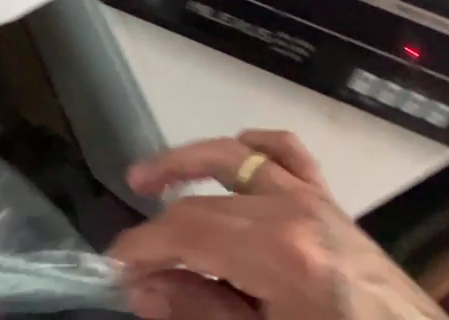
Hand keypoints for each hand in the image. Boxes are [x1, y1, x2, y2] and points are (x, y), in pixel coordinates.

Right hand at [109, 131, 448, 319]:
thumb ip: (200, 312)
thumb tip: (141, 287)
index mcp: (278, 253)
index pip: (187, 233)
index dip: (143, 248)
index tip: (115, 270)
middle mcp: (293, 209)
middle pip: (202, 204)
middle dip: (158, 231)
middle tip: (131, 267)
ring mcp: (316, 199)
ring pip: (234, 158)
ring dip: (186, 164)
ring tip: (145, 179)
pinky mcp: (333, 203)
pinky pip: (288, 154)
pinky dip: (255, 146)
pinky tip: (232, 150)